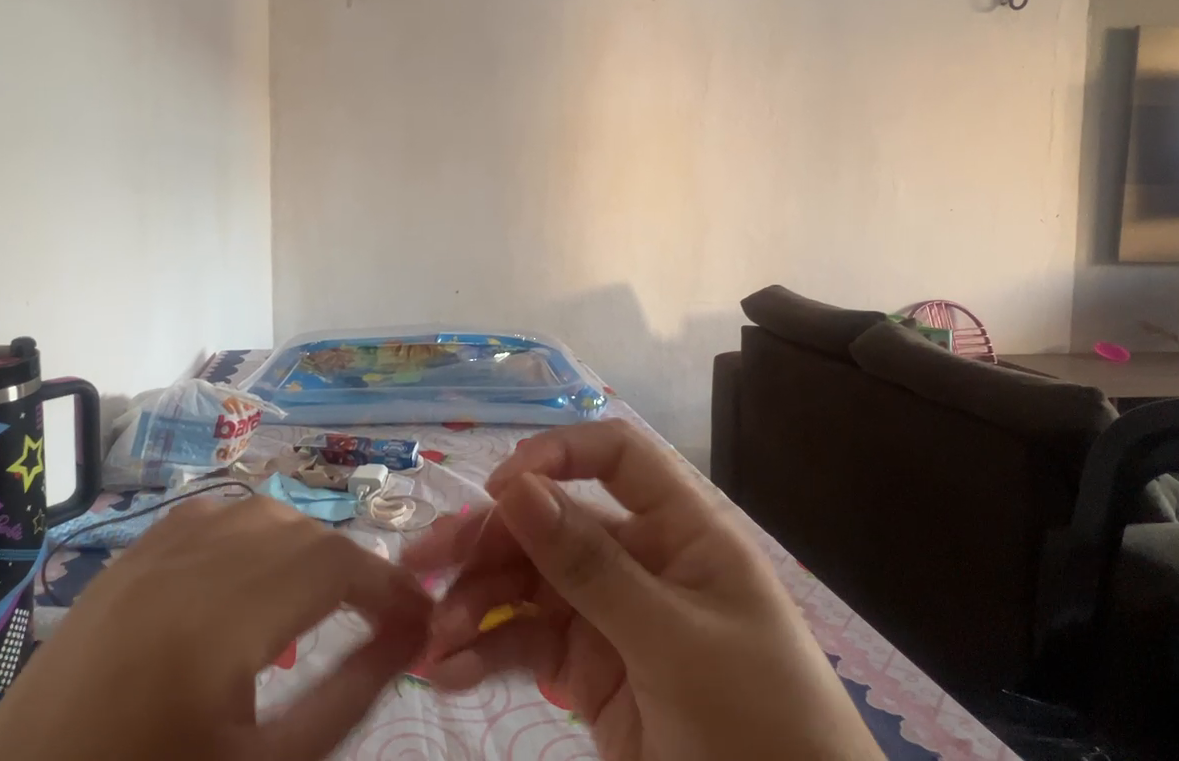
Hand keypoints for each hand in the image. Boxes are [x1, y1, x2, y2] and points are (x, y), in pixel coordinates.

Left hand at [0, 494, 431, 760]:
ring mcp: (147, 555)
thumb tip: (408, 637)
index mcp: (222, 621)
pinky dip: (249, 533)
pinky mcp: (122, 561)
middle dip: (351, 571)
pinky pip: (206, 515)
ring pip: (256, 512)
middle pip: (301, 532)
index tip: (420, 622)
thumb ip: (346, 696)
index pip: (335, 564)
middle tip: (377, 621)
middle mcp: (187, 565)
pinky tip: (247, 577)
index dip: (389, 586)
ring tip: (316, 600)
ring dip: (302, 546)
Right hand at [402, 420, 882, 760]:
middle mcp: (641, 561)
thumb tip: (515, 484)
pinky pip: (528, 644)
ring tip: (431, 640)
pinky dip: (488, 652)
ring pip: (529, 586)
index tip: (496, 488)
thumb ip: (590, 566)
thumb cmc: (755, 722)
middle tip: (423, 566)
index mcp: (682, 531)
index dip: (556, 456)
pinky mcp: (589, 670)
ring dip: (476, 605)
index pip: (617, 458)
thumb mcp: (672, 642)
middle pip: (553, 525)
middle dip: (489, 543)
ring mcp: (611, 616)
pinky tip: (451, 670)